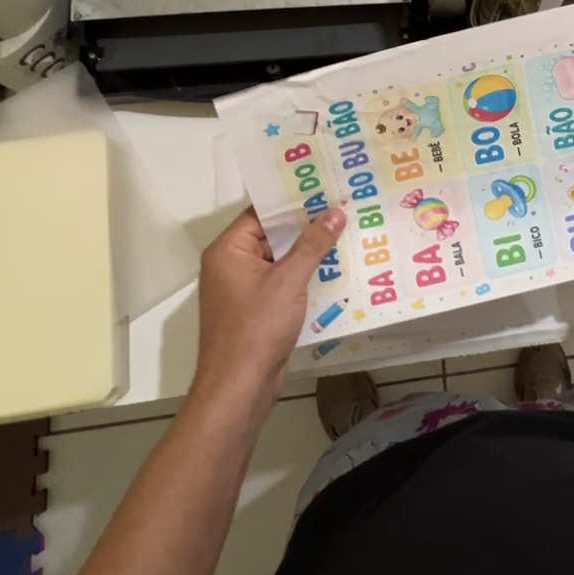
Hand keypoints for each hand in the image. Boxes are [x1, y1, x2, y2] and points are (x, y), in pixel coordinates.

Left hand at [190, 206, 344, 409]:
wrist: (239, 386)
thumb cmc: (257, 327)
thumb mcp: (289, 281)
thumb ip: (313, 244)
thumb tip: (335, 212)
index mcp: (228, 250)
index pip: (261, 213)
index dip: (293, 200)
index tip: (325, 188)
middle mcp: (230, 264)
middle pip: (272, 234)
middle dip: (306, 225)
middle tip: (342, 207)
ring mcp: (242, 288)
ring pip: (279, 258)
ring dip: (308, 251)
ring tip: (345, 232)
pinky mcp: (256, 308)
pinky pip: (281, 280)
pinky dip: (303, 274)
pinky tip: (334, 268)